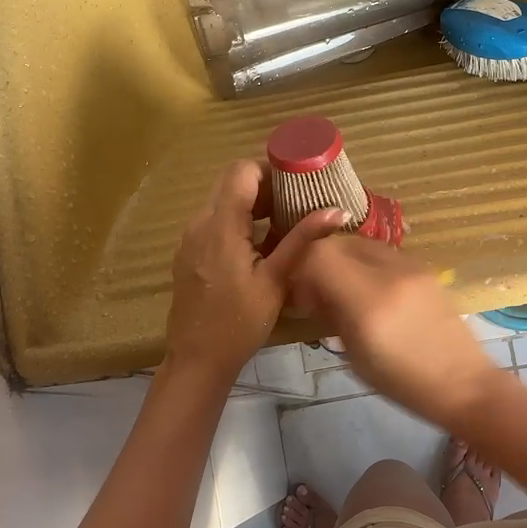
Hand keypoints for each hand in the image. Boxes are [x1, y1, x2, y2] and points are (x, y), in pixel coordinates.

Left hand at [165, 161, 343, 383]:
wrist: (198, 358)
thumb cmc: (240, 322)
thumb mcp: (277, 280)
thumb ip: (303, 240)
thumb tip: (337, 211)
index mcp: (221, 226)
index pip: (242, 171)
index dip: (271, 169)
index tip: (298, 184)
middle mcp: (200, 223)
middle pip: (230, 183)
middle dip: (264, 186)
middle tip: (296, 204)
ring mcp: (190, 238)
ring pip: (221, 202)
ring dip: (251, 205)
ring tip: (283, 225)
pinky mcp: (188, 253)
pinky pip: (213, 223)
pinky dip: (237, 222)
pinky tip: (259, 248)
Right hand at [290, 236, 508, 429]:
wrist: (463, 382)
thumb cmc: (404, 383)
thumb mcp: (355, 357)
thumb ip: (332, 316)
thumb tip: (316, 294)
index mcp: (369, 301)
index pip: (319, 255)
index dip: (302, 270)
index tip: (304, 298)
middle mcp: (391, 273)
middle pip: (339, 243)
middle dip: (321, 263)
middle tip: (321, 296)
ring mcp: (412, 266)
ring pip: (363, 244)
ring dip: (345, 262)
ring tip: (347, 295)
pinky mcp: (426, 269)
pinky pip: (385, 254)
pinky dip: (368, 266)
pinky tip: (373, 295)